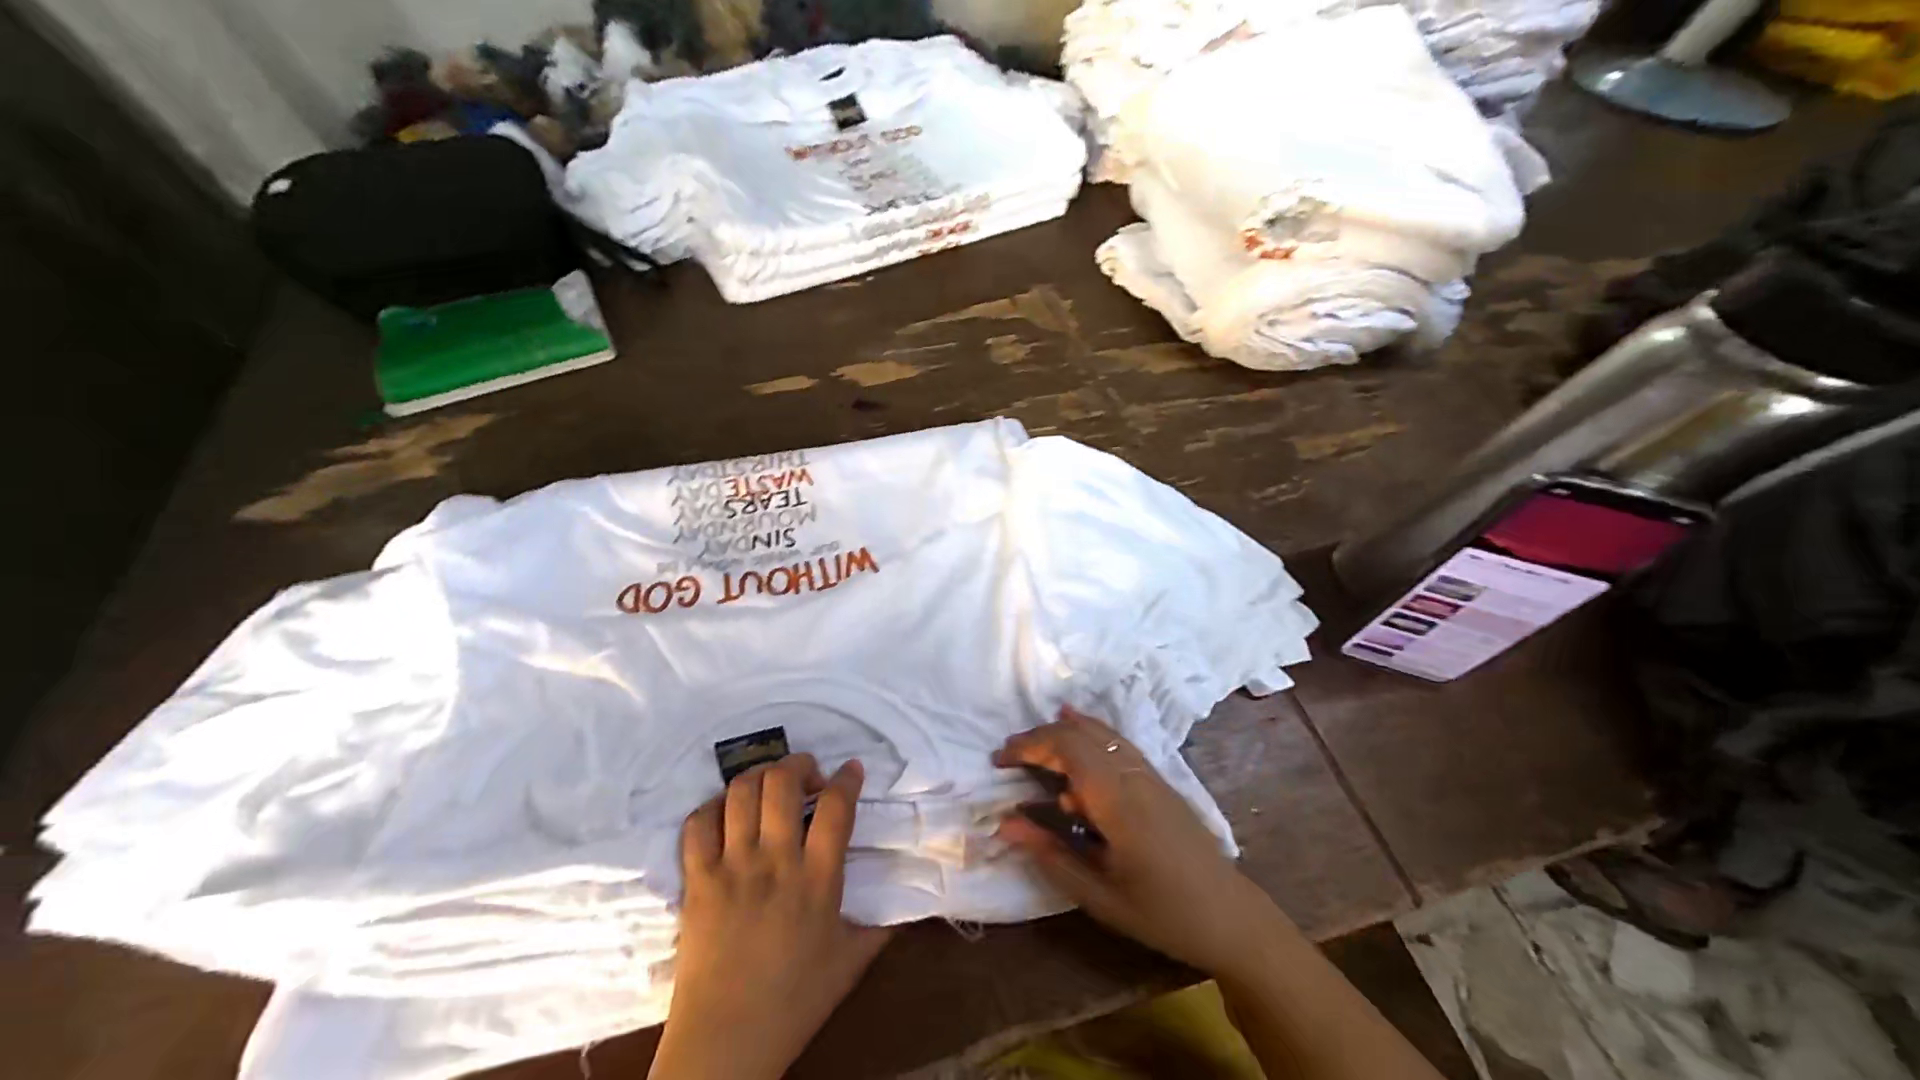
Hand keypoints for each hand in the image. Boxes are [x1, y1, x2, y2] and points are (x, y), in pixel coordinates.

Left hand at [649, 755, 892, 1079]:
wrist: (725, 1044)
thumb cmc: (794, 1003)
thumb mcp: (851, 962)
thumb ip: (881, 925)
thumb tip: (908, 901)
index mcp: (817, 880)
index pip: (837, 807)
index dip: (848, 779)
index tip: (852, 769)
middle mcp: (775, 862)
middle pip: (782, 783)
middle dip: (799, 764)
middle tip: (809, 775)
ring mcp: (732, 867)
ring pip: (741, 792)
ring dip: (760, 776)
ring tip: (771, 785)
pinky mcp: (697, 880)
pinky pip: (698, 823)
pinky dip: (714, 806)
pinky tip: (729, 813)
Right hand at [994, 707, 1284, 979]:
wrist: (1232, 917)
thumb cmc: (1163, 913)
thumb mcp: (1100, 896)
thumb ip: (1052, 855)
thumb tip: (1006, 824)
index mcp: (1118, 801)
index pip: (1067, 748)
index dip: (1029, 745)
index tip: (999, 761)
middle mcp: (1135, 775)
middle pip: (1081, 733)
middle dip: (1040, 737)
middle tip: (1008, 757)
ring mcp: (1151, 774)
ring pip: (1102, 732)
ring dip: (1063, 731)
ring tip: (1031, 745)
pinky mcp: (1160, 780)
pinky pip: (1118, 742)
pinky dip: (1090, 731)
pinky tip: (1078, 728)